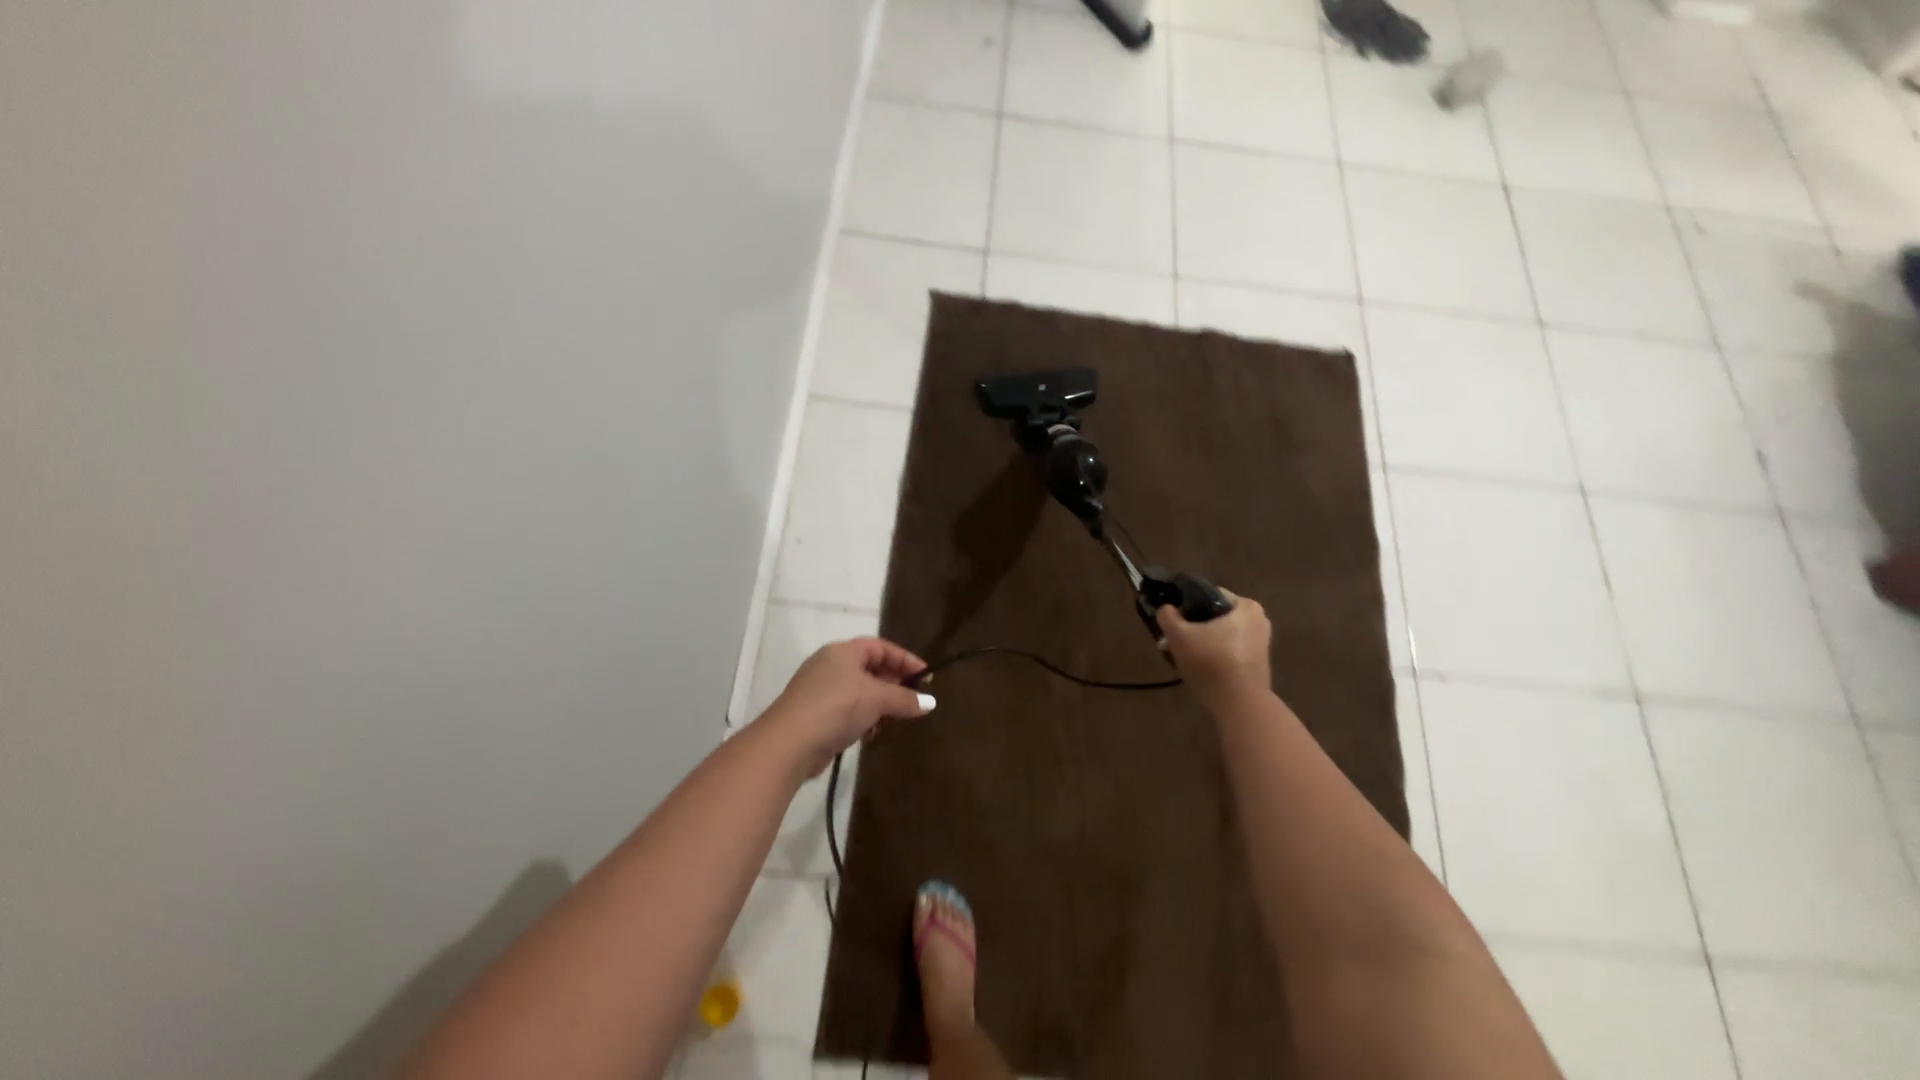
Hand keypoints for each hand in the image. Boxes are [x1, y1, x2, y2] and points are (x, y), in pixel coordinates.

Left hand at [764, 637, 933, 771]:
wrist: (790, 742)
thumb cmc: (837, 707)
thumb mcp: (877, 699)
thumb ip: (905, 699)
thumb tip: (930, 702)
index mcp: (842, 652)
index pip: (880, 647)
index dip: (904, 659)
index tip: (926, 675)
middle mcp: (830, 666)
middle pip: (869, 668)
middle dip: (893, 683)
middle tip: (914, 697)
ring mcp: (820, 691)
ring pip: (859, 692)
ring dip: (879, 704)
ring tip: (896, 718)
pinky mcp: (816, 715)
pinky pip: (847, 710)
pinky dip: (863, 718)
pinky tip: (871, 733)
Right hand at [1157, 589, 1271, 704]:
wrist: (1239, 704)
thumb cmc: (1210, 662)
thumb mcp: (1179, 636)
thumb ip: (1168, 617)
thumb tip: (1166, 609)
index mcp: (1246, 606)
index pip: (1210, 596)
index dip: (1188, 607)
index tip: (1174, 622)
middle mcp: (1259, 621)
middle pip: (1216, 618)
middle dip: (1194, 628)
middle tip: (1174, 642)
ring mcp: (1261, 645)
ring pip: (1222, 637)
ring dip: (1202, 643)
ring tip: (1182, 657)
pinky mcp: (1259, 665)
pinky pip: (1231, 653)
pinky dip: (1216, 657)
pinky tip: (1200, 670)